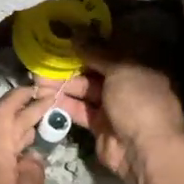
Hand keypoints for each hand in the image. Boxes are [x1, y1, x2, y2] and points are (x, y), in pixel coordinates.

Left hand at [0, 86, 50, 183]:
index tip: (36, 90)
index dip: (20, 98)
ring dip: (14, 137)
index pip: (4, 112)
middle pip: (0, 128)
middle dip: (23, 117)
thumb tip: (30, 159)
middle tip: (46, 108)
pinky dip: (4, 155)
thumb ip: (33, 172)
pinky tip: (17, 163)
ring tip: (36, 132)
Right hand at [53, 38, 183, 182]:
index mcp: (141, 64)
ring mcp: (115, 105)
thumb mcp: (120, 69)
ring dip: (64, 84)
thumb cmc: (139, 101)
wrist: (144, 149)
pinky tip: (46, 97)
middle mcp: (129, 82)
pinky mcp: (101, 125)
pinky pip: (81, 110)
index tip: (68, 34)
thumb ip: (96, 52)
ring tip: (39, 77)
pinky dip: (65, 104)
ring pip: (86, 90)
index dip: (92, 40)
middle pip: (97, 69)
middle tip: (46, 56)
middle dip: (72, 63)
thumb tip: (77, 33)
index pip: (114, 47)